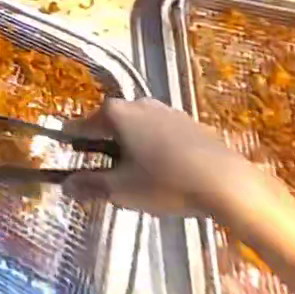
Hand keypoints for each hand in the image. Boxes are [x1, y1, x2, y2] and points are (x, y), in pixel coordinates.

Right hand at [68, 98, 278, 216]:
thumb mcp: (122, 190)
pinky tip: (166, 170)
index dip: (71, 143)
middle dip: (104, 145)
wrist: (228, 183)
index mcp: (115, 113)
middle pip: (110, 123)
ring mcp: (165, 109)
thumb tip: (65, 186)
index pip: (81, 126)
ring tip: (138, 174)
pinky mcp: (188, 121)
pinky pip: (161, 131)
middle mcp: (136, 103)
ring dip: (132, 145)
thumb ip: (90, 185)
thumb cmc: (166, 183)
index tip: (68, 157)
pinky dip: (156, 146)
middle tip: (107, 173)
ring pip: (137, 126)